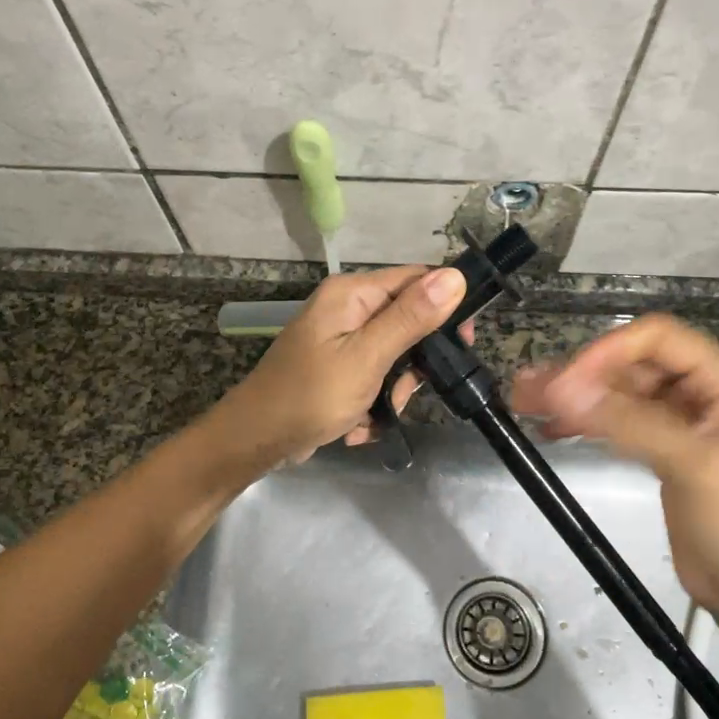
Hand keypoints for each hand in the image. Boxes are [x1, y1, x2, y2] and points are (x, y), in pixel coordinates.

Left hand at [215, 265, 468, 464]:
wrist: (256, 441)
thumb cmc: (310, 396)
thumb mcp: (367, 358)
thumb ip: (411, 318)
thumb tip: (455, 277)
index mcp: (351, 294)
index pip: (416, 280)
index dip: (445, 307)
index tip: (462, 344)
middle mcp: (346, 309)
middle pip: (408, 321)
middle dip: (413, 363)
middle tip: (404, 391)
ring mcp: (340, 340)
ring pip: (395, 356)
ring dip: (392, 390)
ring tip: (375, 413)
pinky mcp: (337, 368)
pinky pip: (374, 378)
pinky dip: (373, 404)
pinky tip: (357, 425)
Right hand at [510, 314, 718, 632]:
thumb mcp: (692, 466)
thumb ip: (628, 423)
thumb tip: (563, 389)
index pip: (659, 340)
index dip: (610, 351)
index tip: (567, 380)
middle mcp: (705, 396)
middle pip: (634, 365)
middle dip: (582, 374)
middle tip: (530, 388)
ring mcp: (682, 427)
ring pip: (621, 395)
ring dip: (577, 397)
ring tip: (526, 402)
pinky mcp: (663, 456)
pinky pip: (619, 426)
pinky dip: (587, 424)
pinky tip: (553, 429)